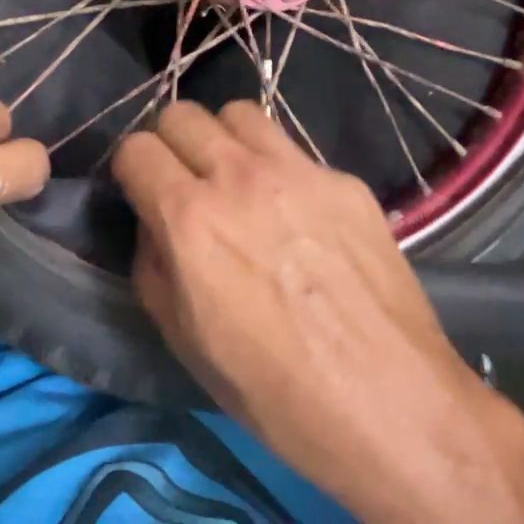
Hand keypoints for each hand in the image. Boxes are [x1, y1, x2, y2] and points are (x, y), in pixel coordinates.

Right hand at [114, 101, 523, 522]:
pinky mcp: (346, 183)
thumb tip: (154, 225)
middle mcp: (240, 178)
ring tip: (236, 182)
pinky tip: (297, 217)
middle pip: (181, 113)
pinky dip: (278, 170)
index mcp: (190, 218)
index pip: (135, 148)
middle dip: (170, 145)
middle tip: (184, 185)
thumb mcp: (181, 338)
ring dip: (224, 141)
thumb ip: (152, 263)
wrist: (393, 410)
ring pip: (239, 113)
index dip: (130, 172)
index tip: (142, 196)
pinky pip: (294, 151)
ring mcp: (299, 173)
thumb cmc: (272, 389)